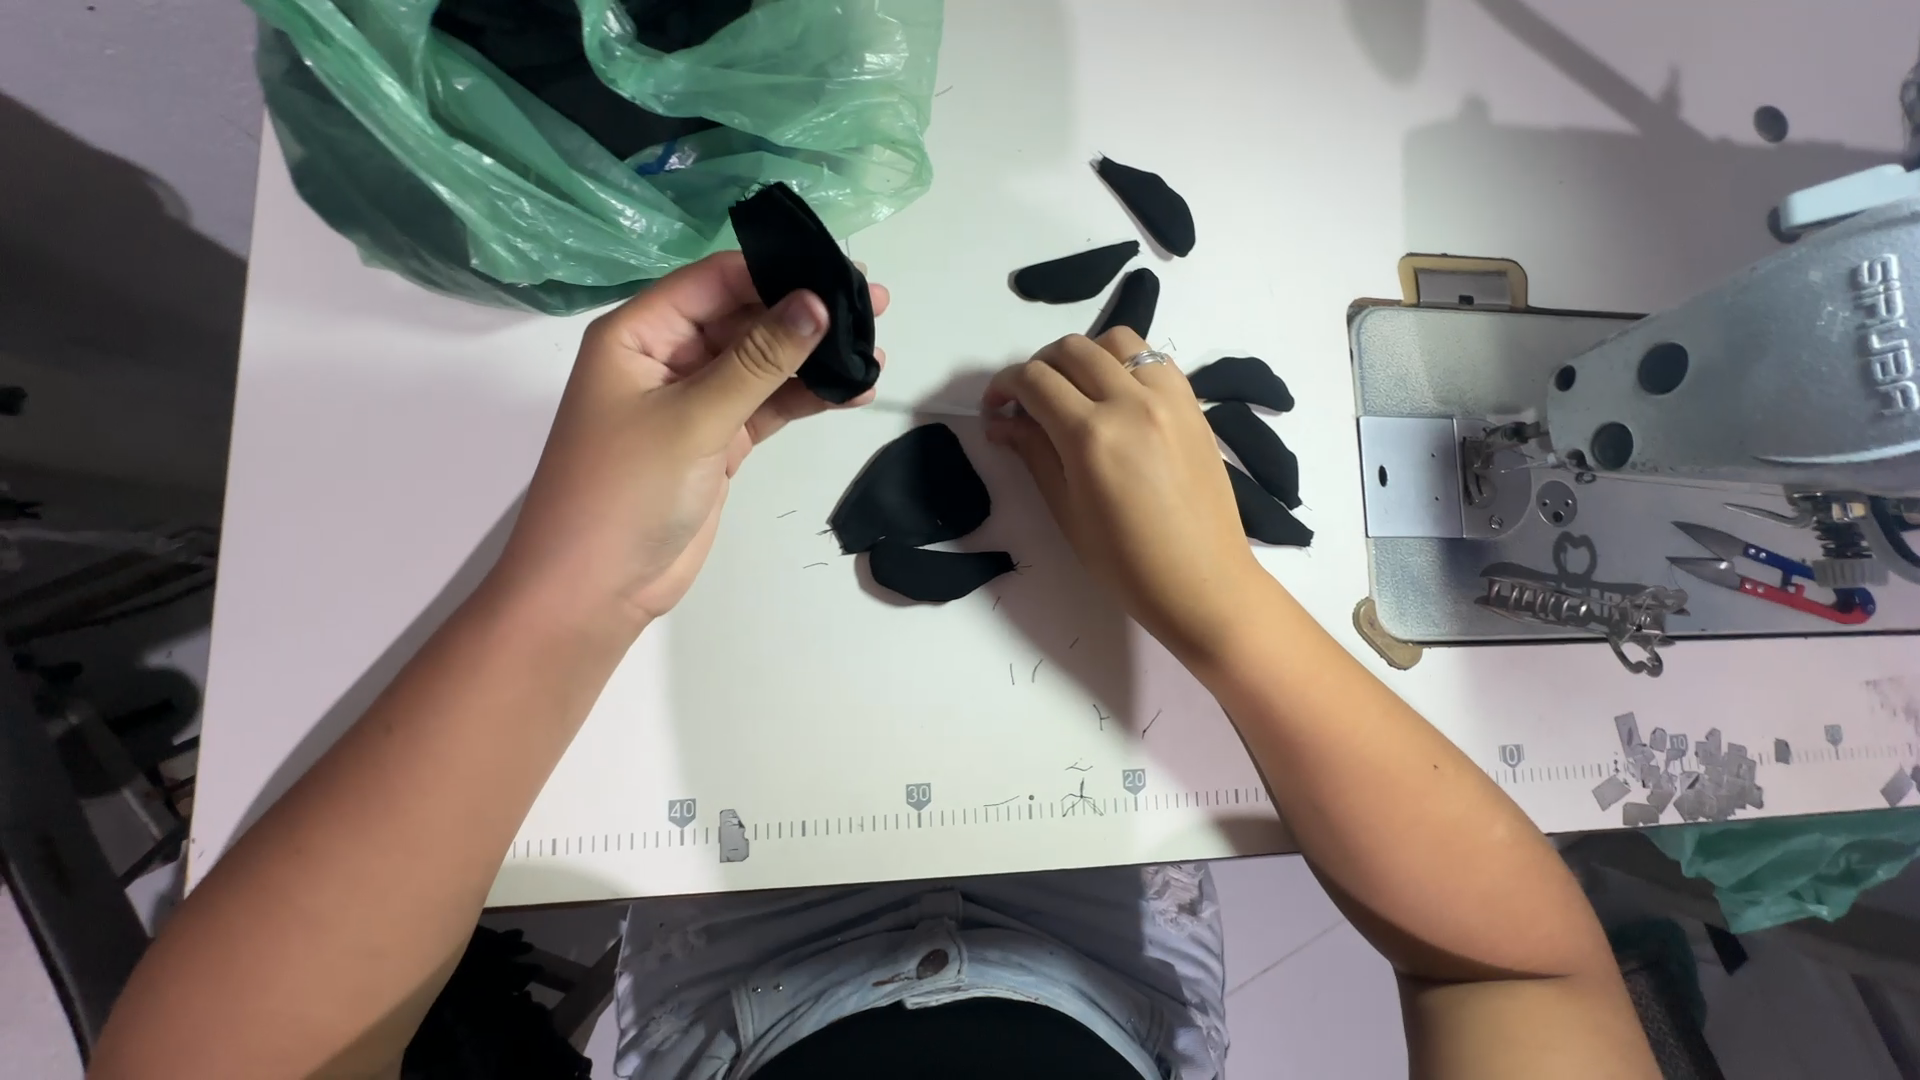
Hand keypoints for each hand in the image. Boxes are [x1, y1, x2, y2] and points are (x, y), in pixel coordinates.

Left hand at [490, 251, 887, 632]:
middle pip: (745, 320)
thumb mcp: (692, 418)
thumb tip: (816, 303)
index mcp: (640, 334)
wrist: (598, 588)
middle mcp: (668, 359)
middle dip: (805, 314)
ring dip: (814, 360)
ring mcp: (697, 403)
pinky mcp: (719, 442)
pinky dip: (806, 400)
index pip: (715, 282)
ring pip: (763, 366)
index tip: (838, 273)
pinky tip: (852, 392)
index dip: (775, 272)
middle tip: (873, 306)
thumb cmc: (624, 492)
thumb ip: (758, 361)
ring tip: (875, 350)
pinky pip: (769, 407)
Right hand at [983, 329, 1266, 660]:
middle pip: (1072, 350)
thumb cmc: (1125, 563)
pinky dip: (1125, 363)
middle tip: (1026, 400)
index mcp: (1092, 436)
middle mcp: (1132, 403)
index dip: (1004, 386)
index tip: (994, 407)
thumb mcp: (1066, 511)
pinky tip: (1115, 395)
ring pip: (1116, 341)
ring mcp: (1169, 399)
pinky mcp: (1193, 405)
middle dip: (1038, 366)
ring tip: (1073, 389)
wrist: (1202, 582)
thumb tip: (1002, 422)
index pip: (1035, 381)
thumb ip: (1034, 453)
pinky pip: (1154, 358)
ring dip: (1084, 354)